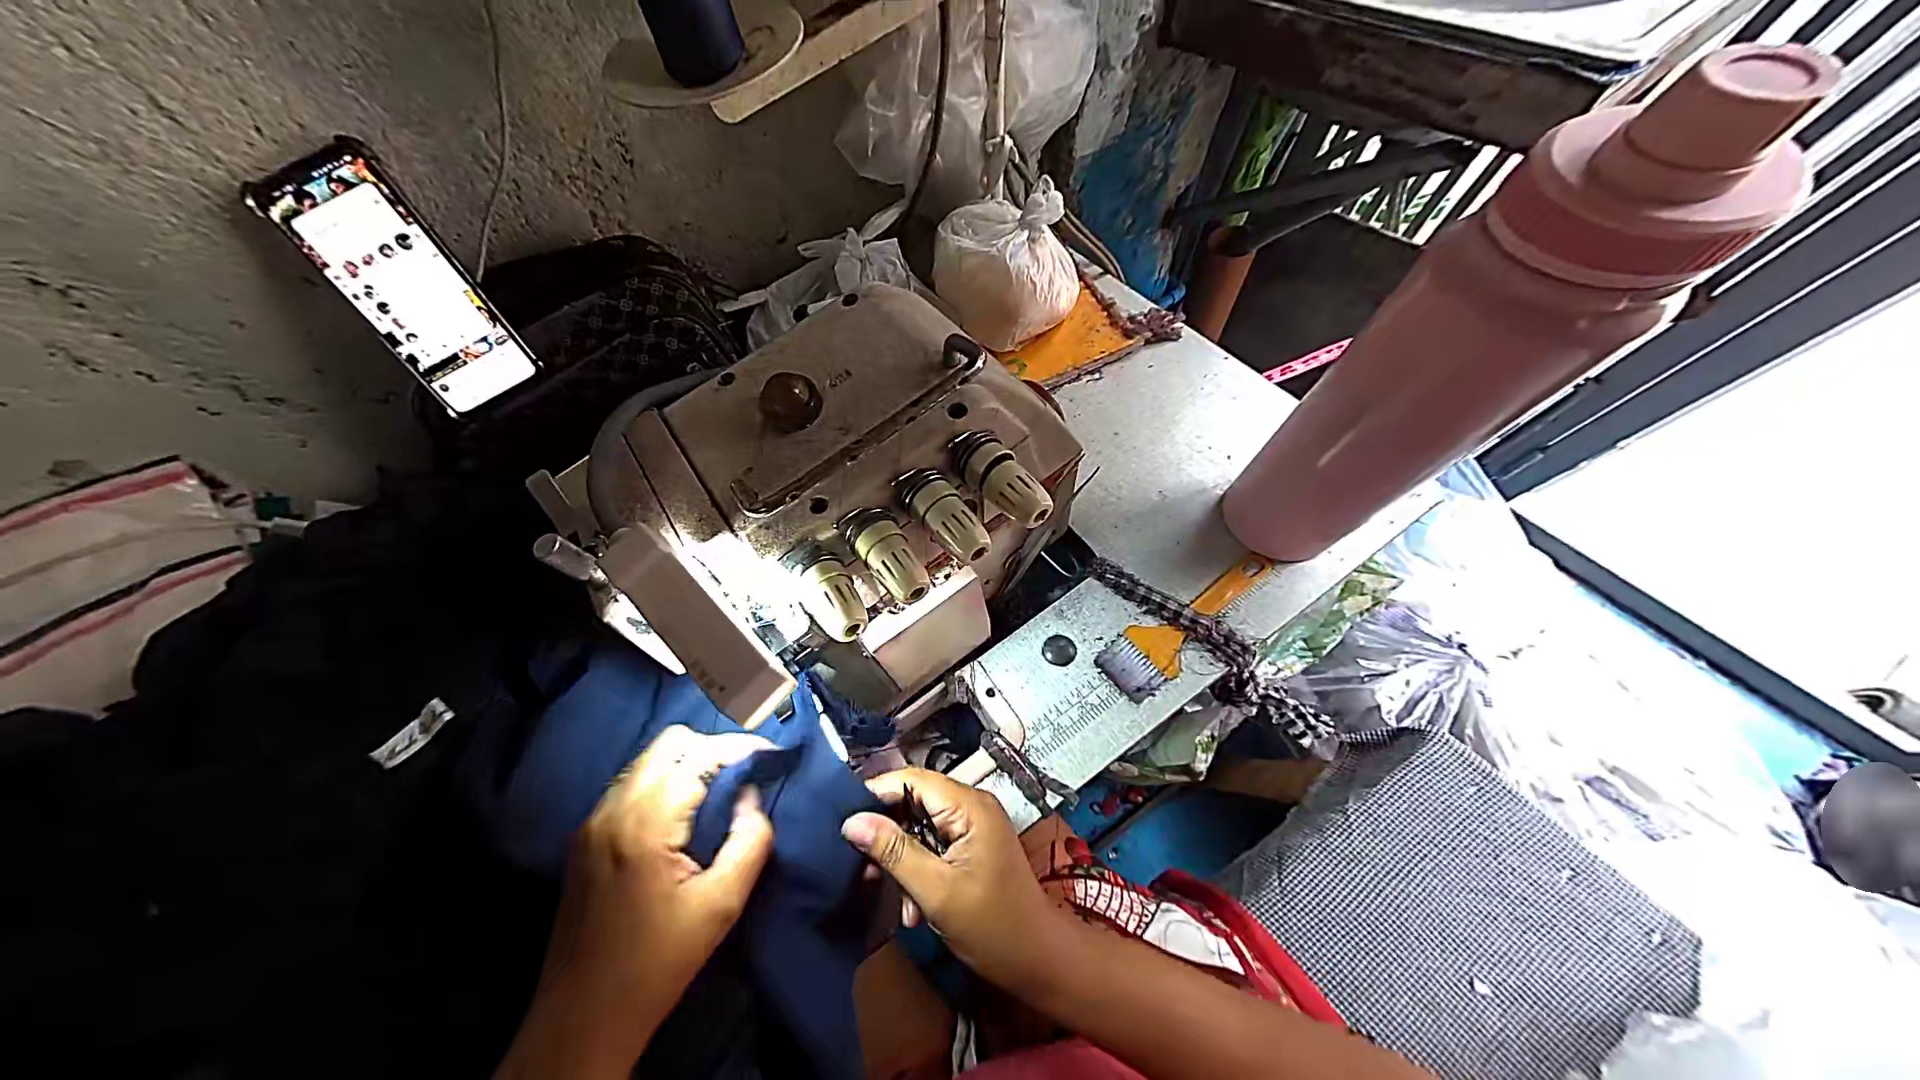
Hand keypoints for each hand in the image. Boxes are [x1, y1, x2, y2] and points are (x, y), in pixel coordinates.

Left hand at [500, 726, 774, 1077]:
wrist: (582, 1018)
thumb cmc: (659, 963)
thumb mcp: (722, 905)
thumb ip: (750, 840)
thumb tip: (752, 796)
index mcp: (645, 824)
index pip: (699, 756)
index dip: (740, 748)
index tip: (772, 756)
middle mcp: (613, 810)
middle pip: (669, 745)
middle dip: (714, 749)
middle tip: (745, 775)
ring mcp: (593, 822)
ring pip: (648, 761)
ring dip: (688, 763)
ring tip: (720, 791)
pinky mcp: (585, 838)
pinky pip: (631, 785)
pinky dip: (664, 782)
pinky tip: (684, 814)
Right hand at [841, 767, 1066, 988]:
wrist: (1039, 961)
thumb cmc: (993, 926)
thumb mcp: (936, 890)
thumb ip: (894, 852)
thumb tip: (852, 822)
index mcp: (969, 806)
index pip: (912, 779)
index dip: (876, 794)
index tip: (844, 821)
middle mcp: (972, 806)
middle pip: (914, 802)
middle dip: (888, 836)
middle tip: (864, 869)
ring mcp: (973, 827)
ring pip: (920, 827)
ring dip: (902, 862)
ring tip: (897, 900)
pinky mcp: (972, 847)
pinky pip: (934, 845)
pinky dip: (918, 871)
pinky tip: (913, 907)